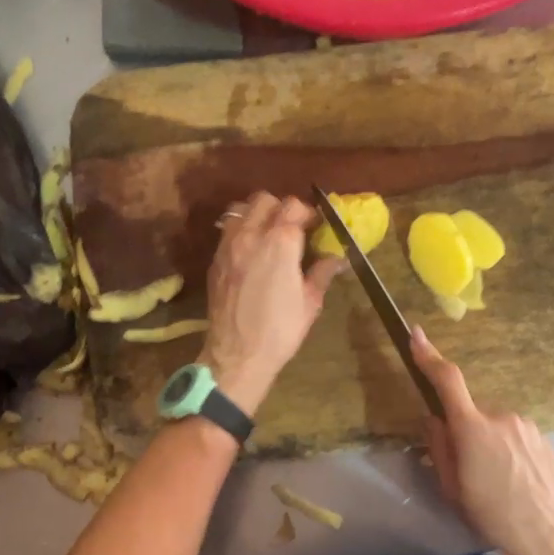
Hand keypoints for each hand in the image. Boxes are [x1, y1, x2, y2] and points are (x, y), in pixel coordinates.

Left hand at [200, 192, 345, 414]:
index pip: (294, 206)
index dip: (308, 214)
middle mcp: (251, 235)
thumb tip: (338, 258)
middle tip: (292, 229)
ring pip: (241, 210)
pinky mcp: (215, 261)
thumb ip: (322, 272)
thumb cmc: (280, 331)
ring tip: (268, 236)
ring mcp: (228, 246)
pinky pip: (228, 231)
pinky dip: (241, 232)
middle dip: (281, 209)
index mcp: (280, 242)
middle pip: (265, 200)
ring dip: (257, 216)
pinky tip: (251, 253)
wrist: (237, 354)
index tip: (316, 228)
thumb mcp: (310, 302)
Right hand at [413, 328, 553, 554]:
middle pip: (470, 415)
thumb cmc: (494, 517)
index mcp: (473, 429)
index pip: (447, 382)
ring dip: (486, 446)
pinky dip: (505, 452)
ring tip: (495, 486)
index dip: (429, 357)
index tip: (416, 335)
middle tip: (467, 475)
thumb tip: (433, 421)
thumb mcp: (453, 490)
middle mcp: (501, 417)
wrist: (552, 535)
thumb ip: (439, 449)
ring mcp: (525, 425)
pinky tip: (514, 484)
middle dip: (463, 435)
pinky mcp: (542, 437)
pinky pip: (512, 436)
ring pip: (492, 427)